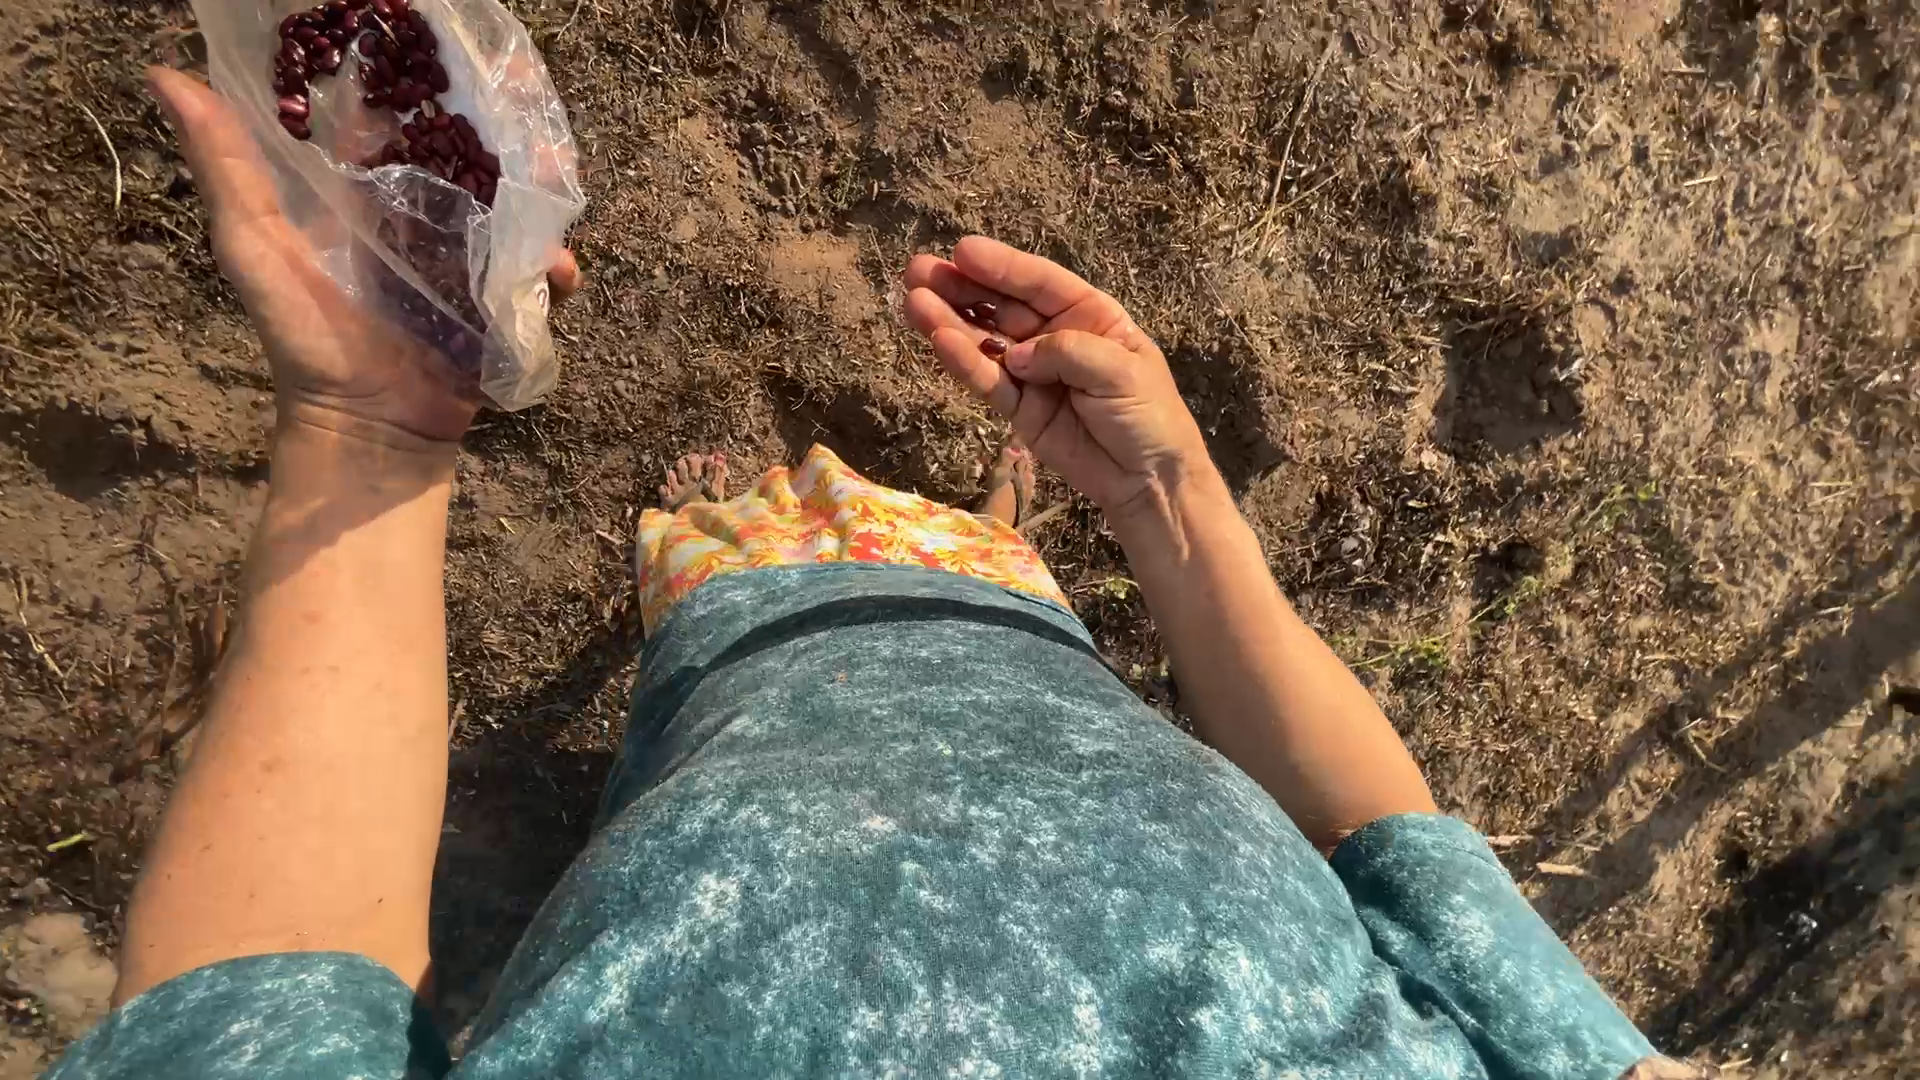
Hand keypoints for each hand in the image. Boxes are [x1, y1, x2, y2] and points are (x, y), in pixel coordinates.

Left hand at [146, 67, 580, 450]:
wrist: (374, 424)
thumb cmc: (308, 340)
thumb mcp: (257, 250)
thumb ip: (229, 173)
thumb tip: (166, 74)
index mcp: (367, 207)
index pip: (394, 140)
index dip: (415, 102)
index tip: (440, 67)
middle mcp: (426, 233)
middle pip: (469, 177)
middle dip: (501, 149)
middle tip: (528, 122)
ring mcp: (471, 274)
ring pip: (513, 226)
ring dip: (539, 204)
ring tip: (557, 180)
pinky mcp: (504, 314)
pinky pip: (538, 287)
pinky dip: (555, 276)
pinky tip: (560, 267)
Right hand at [904, 236, 1215, 524]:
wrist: (1148, 478)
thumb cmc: (1148, 415)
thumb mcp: (1122, 371)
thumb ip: (1067, 354)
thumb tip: (1014, 357)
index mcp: (1088, 315)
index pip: (1039, 284)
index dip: (1001, 267)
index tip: (961, 251)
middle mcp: (1054, 338)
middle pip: (1002, 308)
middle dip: (962, 289)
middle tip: (918, 271)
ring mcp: (1033, 375)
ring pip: (985, 343)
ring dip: (949, 322)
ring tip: (913, 301)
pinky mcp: (1018, 411)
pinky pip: (987, 383)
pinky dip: (963, 364)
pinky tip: (937, 340)